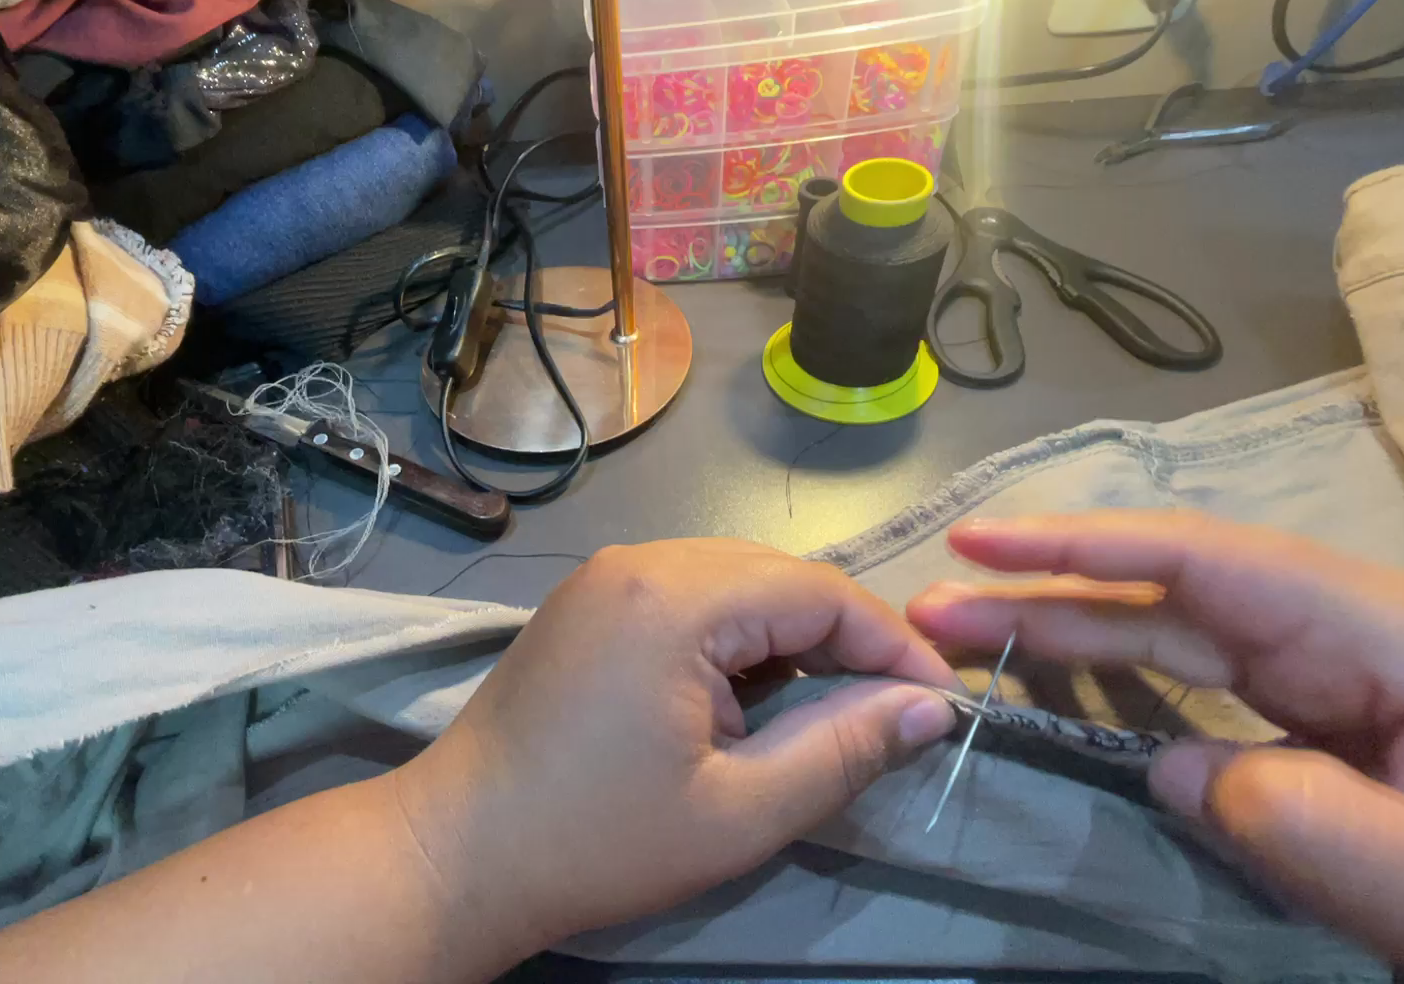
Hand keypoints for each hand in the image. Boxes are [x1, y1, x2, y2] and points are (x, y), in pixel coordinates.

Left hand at [390, 539, 958, 952]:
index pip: (815, 589)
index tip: (939, 702)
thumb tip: (927, 708)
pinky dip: (730, 632)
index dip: (889, 642)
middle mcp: (637, 561)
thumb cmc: (598, 837)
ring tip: (819, 704)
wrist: (463, 843)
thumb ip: (841, 747)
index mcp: (673, 596)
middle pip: (772, 575)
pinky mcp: (587, 599)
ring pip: (729, 579)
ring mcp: (604, 575)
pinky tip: (743, 689)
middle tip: (884, 708)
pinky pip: (684, 593)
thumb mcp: (738, 811)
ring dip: (784, 634)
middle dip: (838, 636)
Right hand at [906, 511, 1403, 982]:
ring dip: (1063, 640)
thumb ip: (1332, 834)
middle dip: (1043, 600)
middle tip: (930, 614)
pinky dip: (1117, 691)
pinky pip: (1202, 698)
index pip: (1215, 562)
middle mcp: (1365, 646)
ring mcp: (1349, 691)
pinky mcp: (1333, 735)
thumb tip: (1160, 763)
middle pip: (1170, 600)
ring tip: (964, 642)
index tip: (976, 542)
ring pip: (1176, 645)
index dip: (1082, 542)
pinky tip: (1060, 693)